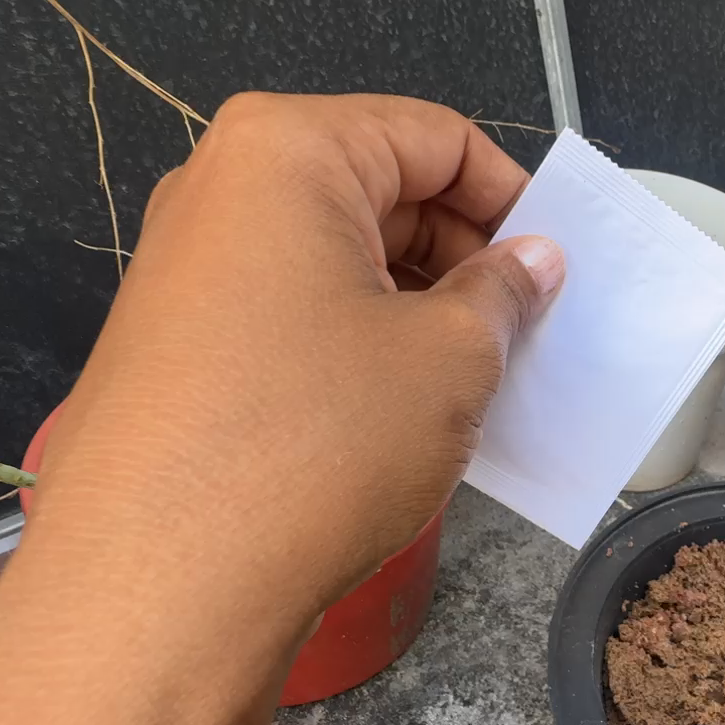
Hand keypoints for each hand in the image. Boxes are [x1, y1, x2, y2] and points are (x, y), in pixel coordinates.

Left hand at [24, 93, 562, 636]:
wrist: (167, 586)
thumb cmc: (327, 436)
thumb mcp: (452, 355)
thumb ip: (507, 290)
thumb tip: (536, 260)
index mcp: (291, 156)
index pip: (437, 138)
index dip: (514, 197)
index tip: (557, 267)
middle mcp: (230, 194)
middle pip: (391, 193)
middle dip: (474, 256)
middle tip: (530, 328)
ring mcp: (202, 276)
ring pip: (355, 263)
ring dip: (433, 308)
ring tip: (484, 375)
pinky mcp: (196, 349)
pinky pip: (315, 317)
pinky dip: (381, 344)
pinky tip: (418, 406)